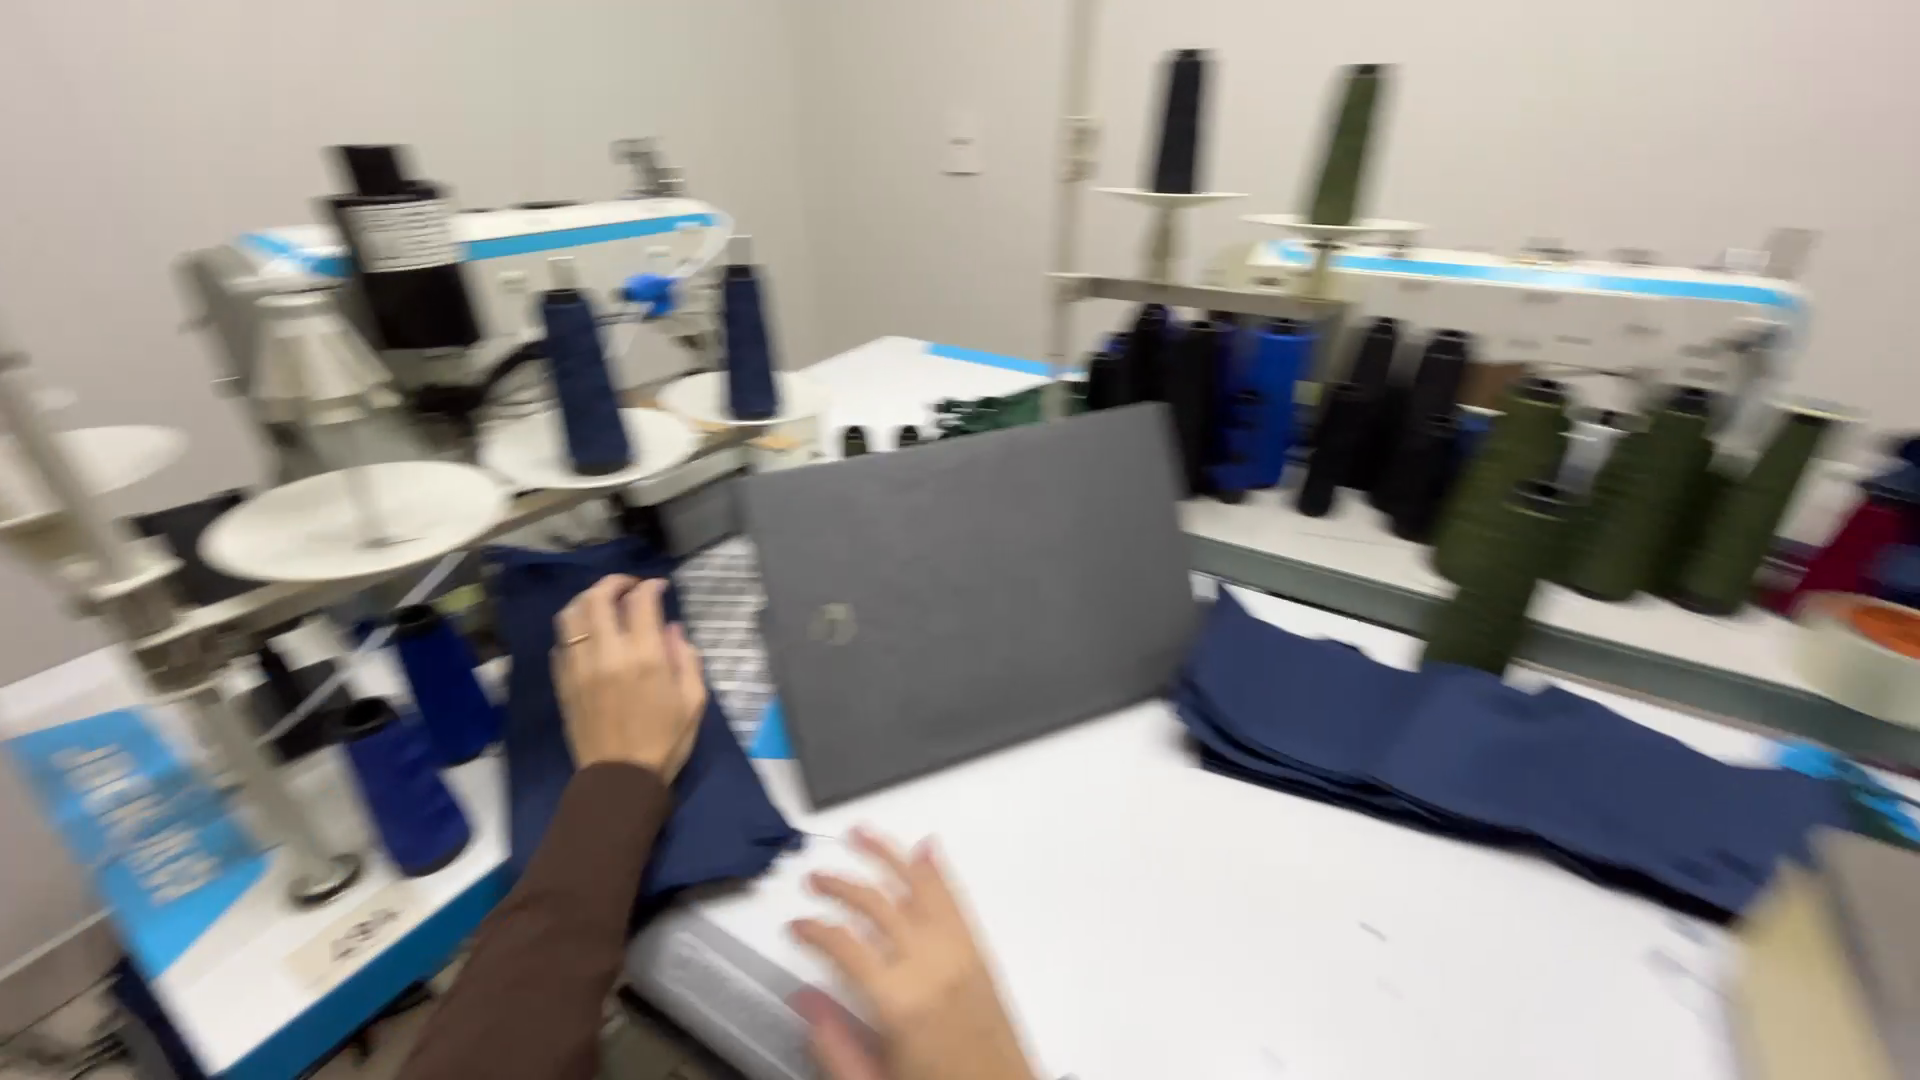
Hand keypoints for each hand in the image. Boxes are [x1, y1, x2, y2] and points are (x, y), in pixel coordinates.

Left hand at [551, 575, 704, 778]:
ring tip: (604, 603)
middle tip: (629, 586)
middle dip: (615, 583)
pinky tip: (590, 636)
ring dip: (588, 600)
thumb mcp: (693, 700)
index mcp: (646, 657)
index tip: (659, 587)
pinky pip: (561, 642)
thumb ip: (686, 659)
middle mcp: (608, 654)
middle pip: (598, 598)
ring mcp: (579, 667)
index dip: (650, 586)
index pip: (640, 601)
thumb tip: (672, 631)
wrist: (621, 779)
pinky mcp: (563, 682)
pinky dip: (575, 629)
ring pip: (571, 615)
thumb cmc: (666, 741)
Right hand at [789, 831, 1037, 1079]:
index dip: (814, 929)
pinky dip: (936, 869)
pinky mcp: (979, 950)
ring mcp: (959, 951)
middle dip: (840, 884)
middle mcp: (931, 964)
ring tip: (860, 835)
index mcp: (900, 1001)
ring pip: (917, 884)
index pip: (844, 944)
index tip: (798, 925)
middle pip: (876, 903)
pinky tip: (923, 849)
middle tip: (816, 879)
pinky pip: (955, 897)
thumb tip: (804, 1000)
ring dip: (885, 853)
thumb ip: (834, 1043)